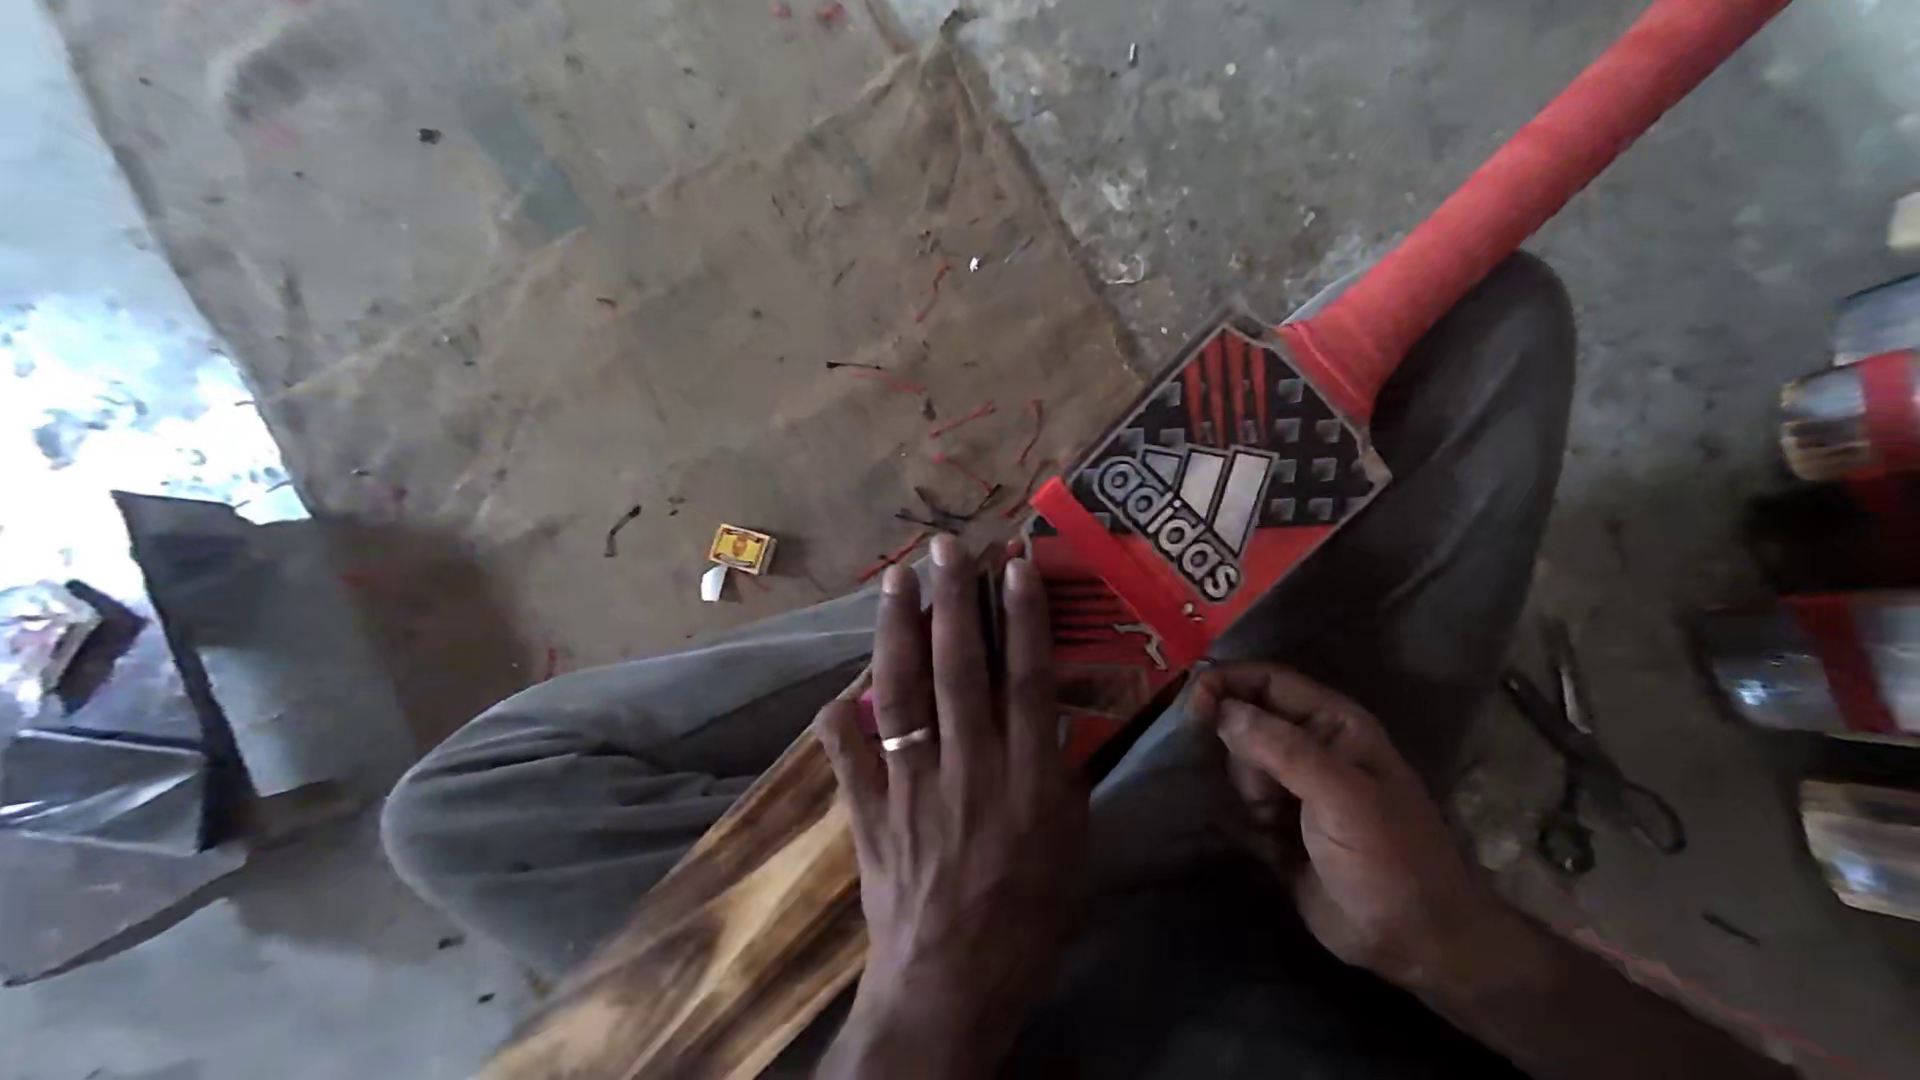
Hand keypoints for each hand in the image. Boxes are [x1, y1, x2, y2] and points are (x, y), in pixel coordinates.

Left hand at [814, 536, 1085, 1079]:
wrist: (952, 986)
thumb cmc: (1027, 916)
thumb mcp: (1071, 845)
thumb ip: (1064, 776)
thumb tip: (1057, 718)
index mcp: (1028, 779)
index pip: (1028, 679)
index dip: (1022, 617)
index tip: (1014, 565)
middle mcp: (971, 769)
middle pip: (960, 669)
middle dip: (954, 601)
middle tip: (944, 547)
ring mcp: (913, 787)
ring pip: (903, 694)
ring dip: (898, 632)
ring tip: (895, 580)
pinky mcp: (870, 812)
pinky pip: (848, 756)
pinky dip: (840, 720)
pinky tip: (838, 692)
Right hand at [1190, 662, 1525, 994]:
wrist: (1418, 945)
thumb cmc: (1392, 859)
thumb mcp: (1343, 797)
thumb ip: (1283, 749)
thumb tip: (1221, 710)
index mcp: (1331, 723)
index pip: (1266, 680)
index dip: (1227, 682)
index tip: (1190, 703)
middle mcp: (1307, 745)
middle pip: (1243, 719)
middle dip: (1233, 746)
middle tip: (1256, 790)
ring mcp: (1288, 785)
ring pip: (1234, 761)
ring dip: (1241, 787)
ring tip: (1271, 824)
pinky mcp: (1272, 822)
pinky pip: (1233, 800)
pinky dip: (1232, 812)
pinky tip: (1261, 837)